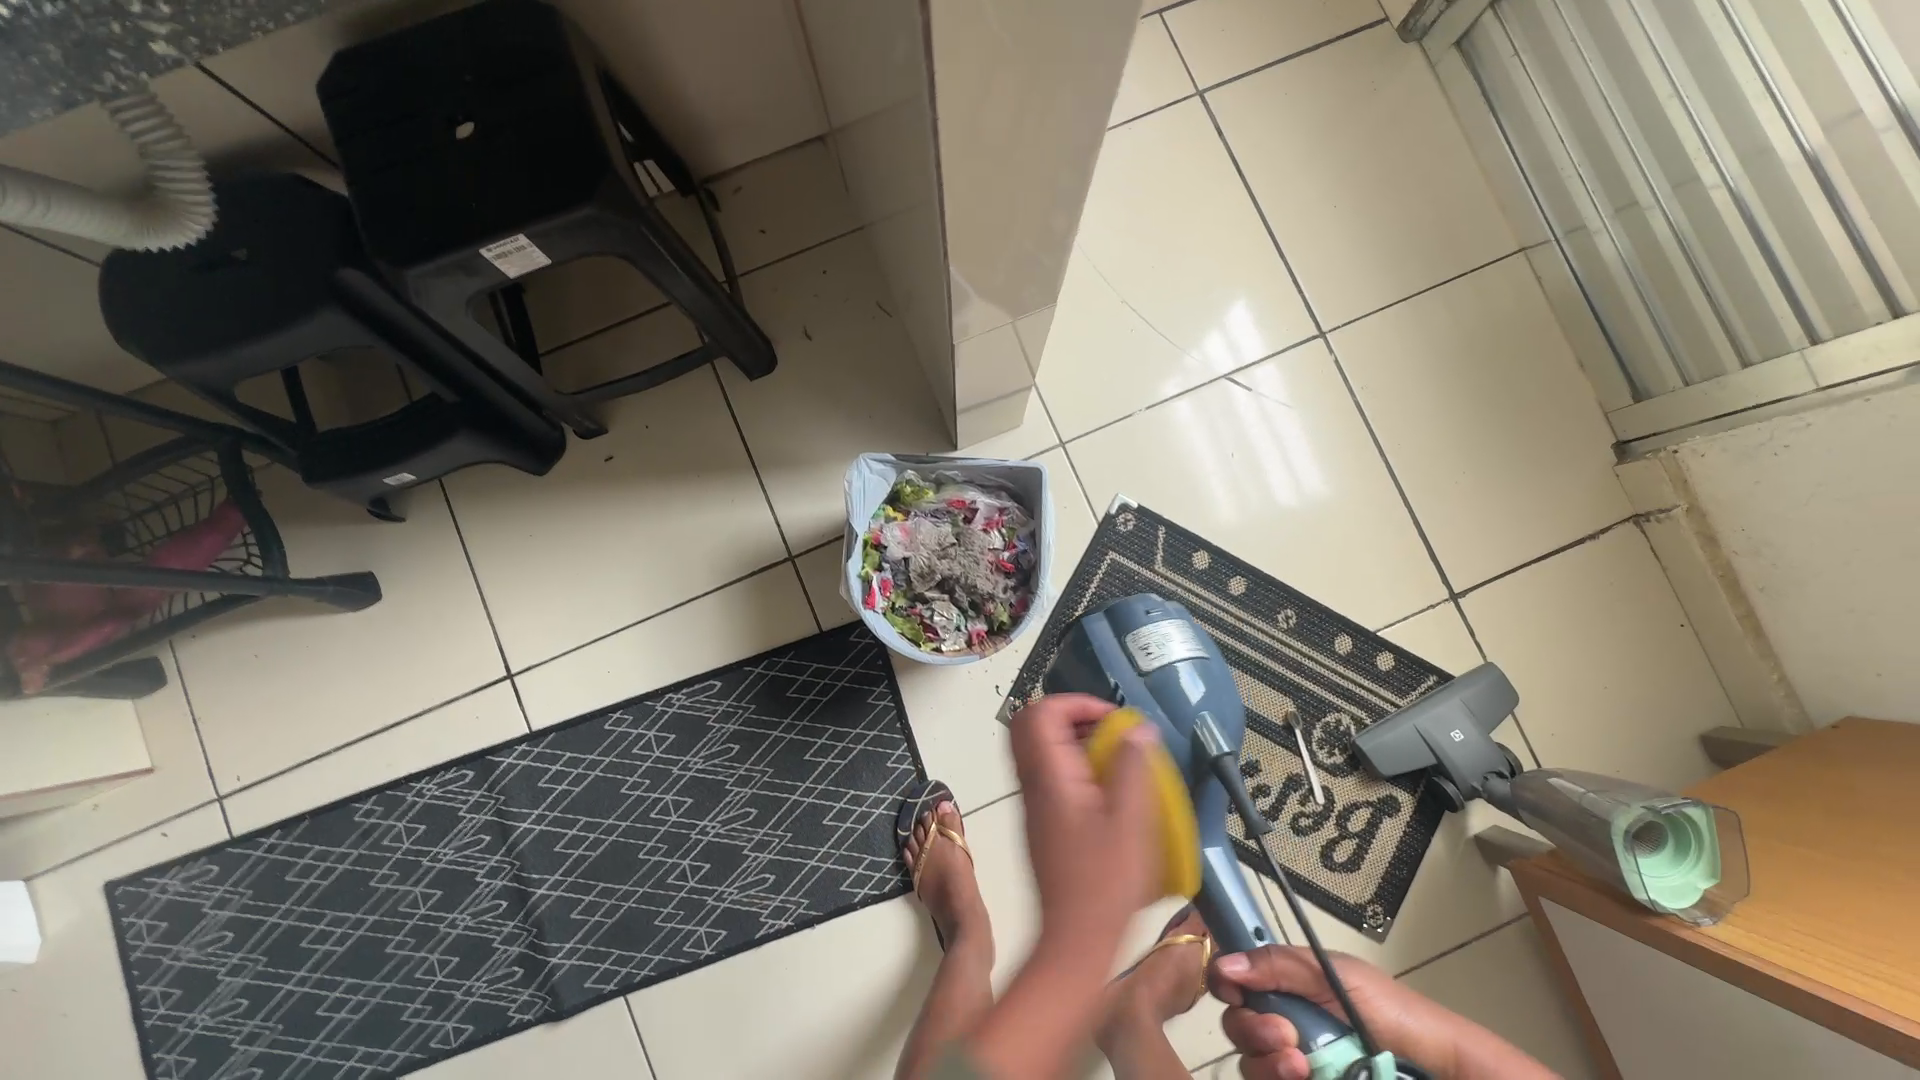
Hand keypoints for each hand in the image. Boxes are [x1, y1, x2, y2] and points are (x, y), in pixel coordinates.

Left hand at [1008, 693, 1161, 960]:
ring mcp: (1033, 804)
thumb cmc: (1104, 886)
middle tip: (1108, 728)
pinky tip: (1107, 789)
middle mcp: (1032, 785)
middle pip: (1030, 724)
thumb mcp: (1130, 822)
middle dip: (1070, 715)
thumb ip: (1132, 768)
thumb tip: (1136, 729)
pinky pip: (1047, 774)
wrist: (1075, 940)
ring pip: (1037, 748)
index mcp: (1049, 779)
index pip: (1041, 713)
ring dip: (1072, 739)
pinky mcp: (1041, 821)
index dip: (1076, 702)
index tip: (1113, 718)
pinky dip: (1073, 765)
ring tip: (1114, 756)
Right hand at [1209, 946, 1462, 1079]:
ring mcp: (1292, 1063)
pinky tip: (1302, 1079)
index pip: (1234, 982)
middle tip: (1287, 1036)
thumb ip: (1279, 965)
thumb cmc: (1389, 1011)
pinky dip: (1276, 1079)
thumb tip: (1224, 963)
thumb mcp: (1334, 975)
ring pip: (1249, 1064)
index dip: (1227, 986)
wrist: (1435, 1065)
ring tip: (1301, 1068)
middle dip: (1252, 1030)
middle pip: (1235, 1026)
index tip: (1238, 994)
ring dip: (1267, 1063)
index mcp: (1284, 986)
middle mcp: (1282, 1023)